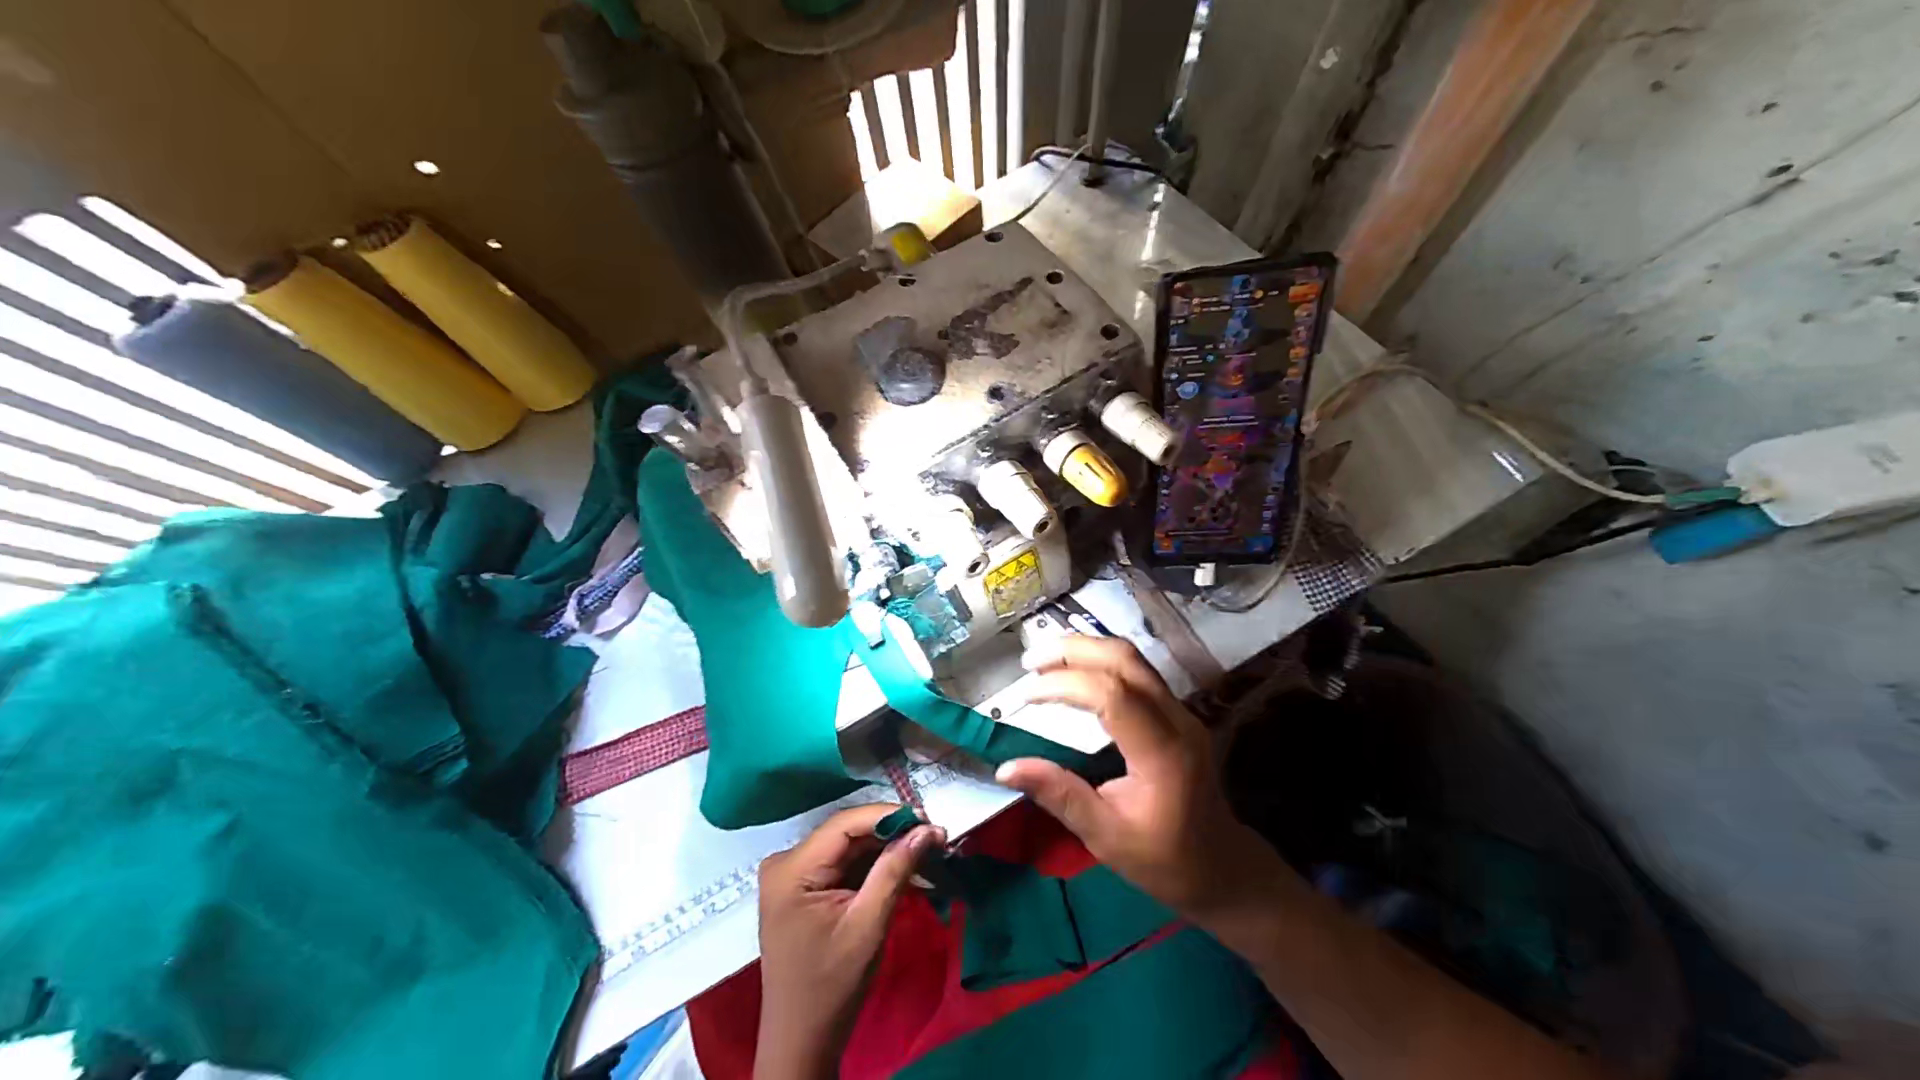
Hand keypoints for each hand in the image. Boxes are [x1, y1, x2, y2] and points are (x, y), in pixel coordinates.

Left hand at [754, 803, 943, 1079]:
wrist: (802, 1040)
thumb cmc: (831, 986)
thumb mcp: (867, 925)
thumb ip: (895, 870)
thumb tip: (927, 828)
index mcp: (791, 868)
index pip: (844, 824)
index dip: (888, 816)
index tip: (929, 819)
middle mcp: (787, 862)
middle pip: (847, 834)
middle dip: (892, 834)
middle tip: (936, 837)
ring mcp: (794, 876)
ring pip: (849, 848)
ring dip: (887, 850)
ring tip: (929, 850)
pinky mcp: (805, 889)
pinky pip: (844, 866)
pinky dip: (874, 868)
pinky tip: (906, 868)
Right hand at [997, 636, 1295, 925]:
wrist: (1224, 869)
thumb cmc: (1166, 862)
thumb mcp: (1107, 837)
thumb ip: (1059, 795)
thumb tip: (1005, 767)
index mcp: (1163, 753)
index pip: (1112, 695)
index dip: (1064, 685)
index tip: (1025, 697)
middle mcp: (1177, 721)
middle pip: (1126, 660)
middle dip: (1073, 651)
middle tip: (1029, 663)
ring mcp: (1181, 713)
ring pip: (1134, 659)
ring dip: (1087, 650)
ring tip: (1044, 662)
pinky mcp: (1177, 714)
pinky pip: (1138, 672)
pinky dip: (1101, 663)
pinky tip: (1075, 673)